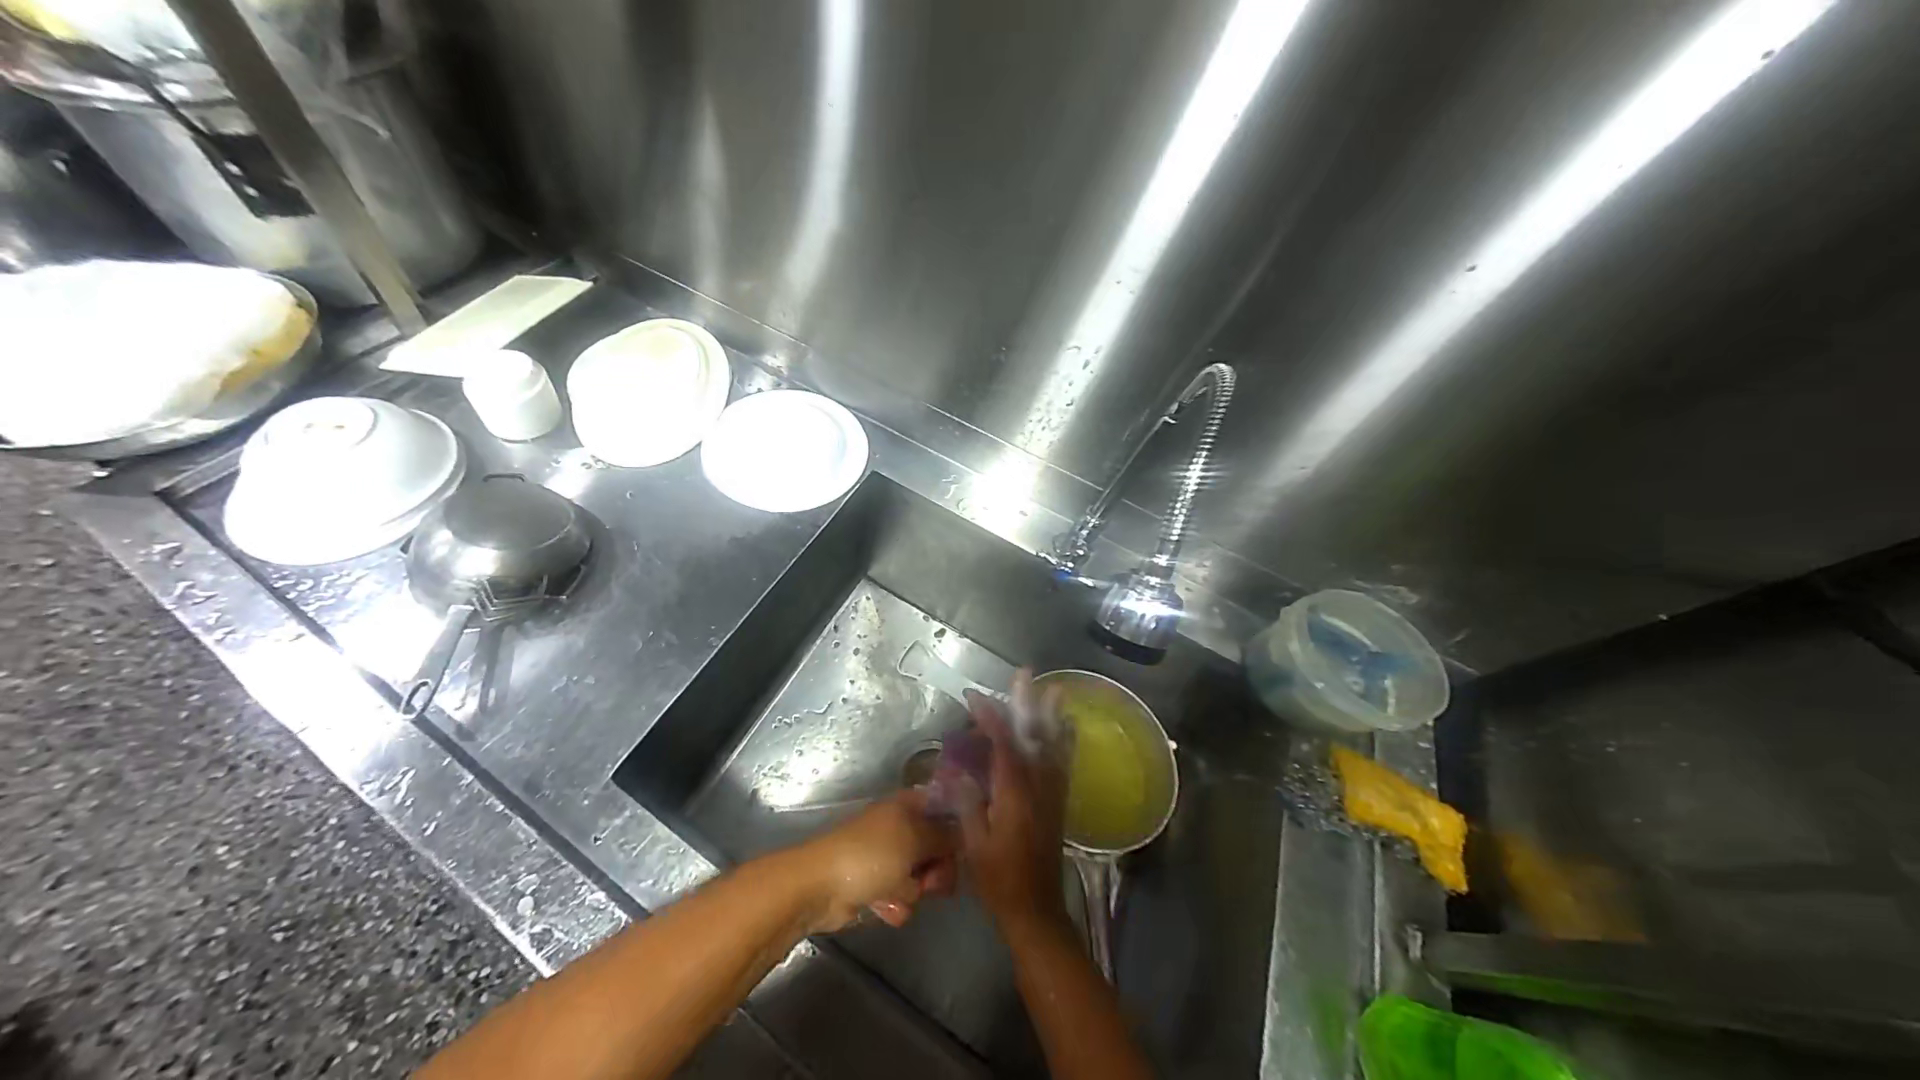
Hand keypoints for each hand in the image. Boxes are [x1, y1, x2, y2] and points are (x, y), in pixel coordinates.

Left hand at [789, 790, 956, 931]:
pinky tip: (884, 908)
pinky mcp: (877, 886)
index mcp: (908, 806)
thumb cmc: (871, 855)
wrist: (820, 888)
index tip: (962, 850)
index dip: (957, 830)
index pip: (946, 810)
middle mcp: (901, 827)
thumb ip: (947, 836)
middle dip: (937, 870)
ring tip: (899, 895)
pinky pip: (902, 897)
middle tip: (932, 881)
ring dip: (915, 891)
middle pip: (939, 849)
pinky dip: (896, 904)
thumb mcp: (916, 839)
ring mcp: (888, 857)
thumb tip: (966, 833)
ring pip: (923, 877)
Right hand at [957, 668, 1072, 930]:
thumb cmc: (999, 879)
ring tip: (1055, 690)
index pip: (1003, 743)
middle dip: (1027, 702)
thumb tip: (958, 771)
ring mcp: (1053, 793)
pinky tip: (1066, 730)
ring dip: (1052, 716)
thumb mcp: (974, 844)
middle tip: (1024, 674)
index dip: (989, 716)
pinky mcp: (1059, 803)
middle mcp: (1039, 786)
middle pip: (1034, 735)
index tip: (973, 696)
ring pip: (1055, 745)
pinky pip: (1064, 762)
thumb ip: (968, 804)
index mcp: (1015, 793)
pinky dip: (1064, 740)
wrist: (1036, 909)